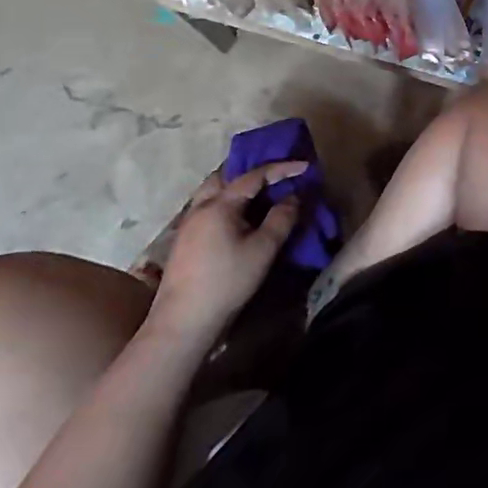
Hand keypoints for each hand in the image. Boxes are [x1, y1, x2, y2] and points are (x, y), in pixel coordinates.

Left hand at [150, 160, 304, 333]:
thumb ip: (281, 219)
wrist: (183, 321)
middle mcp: (200, 206)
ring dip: (235, 187)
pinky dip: (226, 202)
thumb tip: (292, 197)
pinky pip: (207, 207)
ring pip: (213, 191)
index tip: (304, 166)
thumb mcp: (263, 250)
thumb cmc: (227, 281)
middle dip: (250, 171)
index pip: (254, 176)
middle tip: (273, 176)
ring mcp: (188, 223)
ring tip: (257, 195)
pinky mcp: (184, 240)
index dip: (281, 168)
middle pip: (225, 176)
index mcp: (220, 204)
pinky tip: (237, 217)